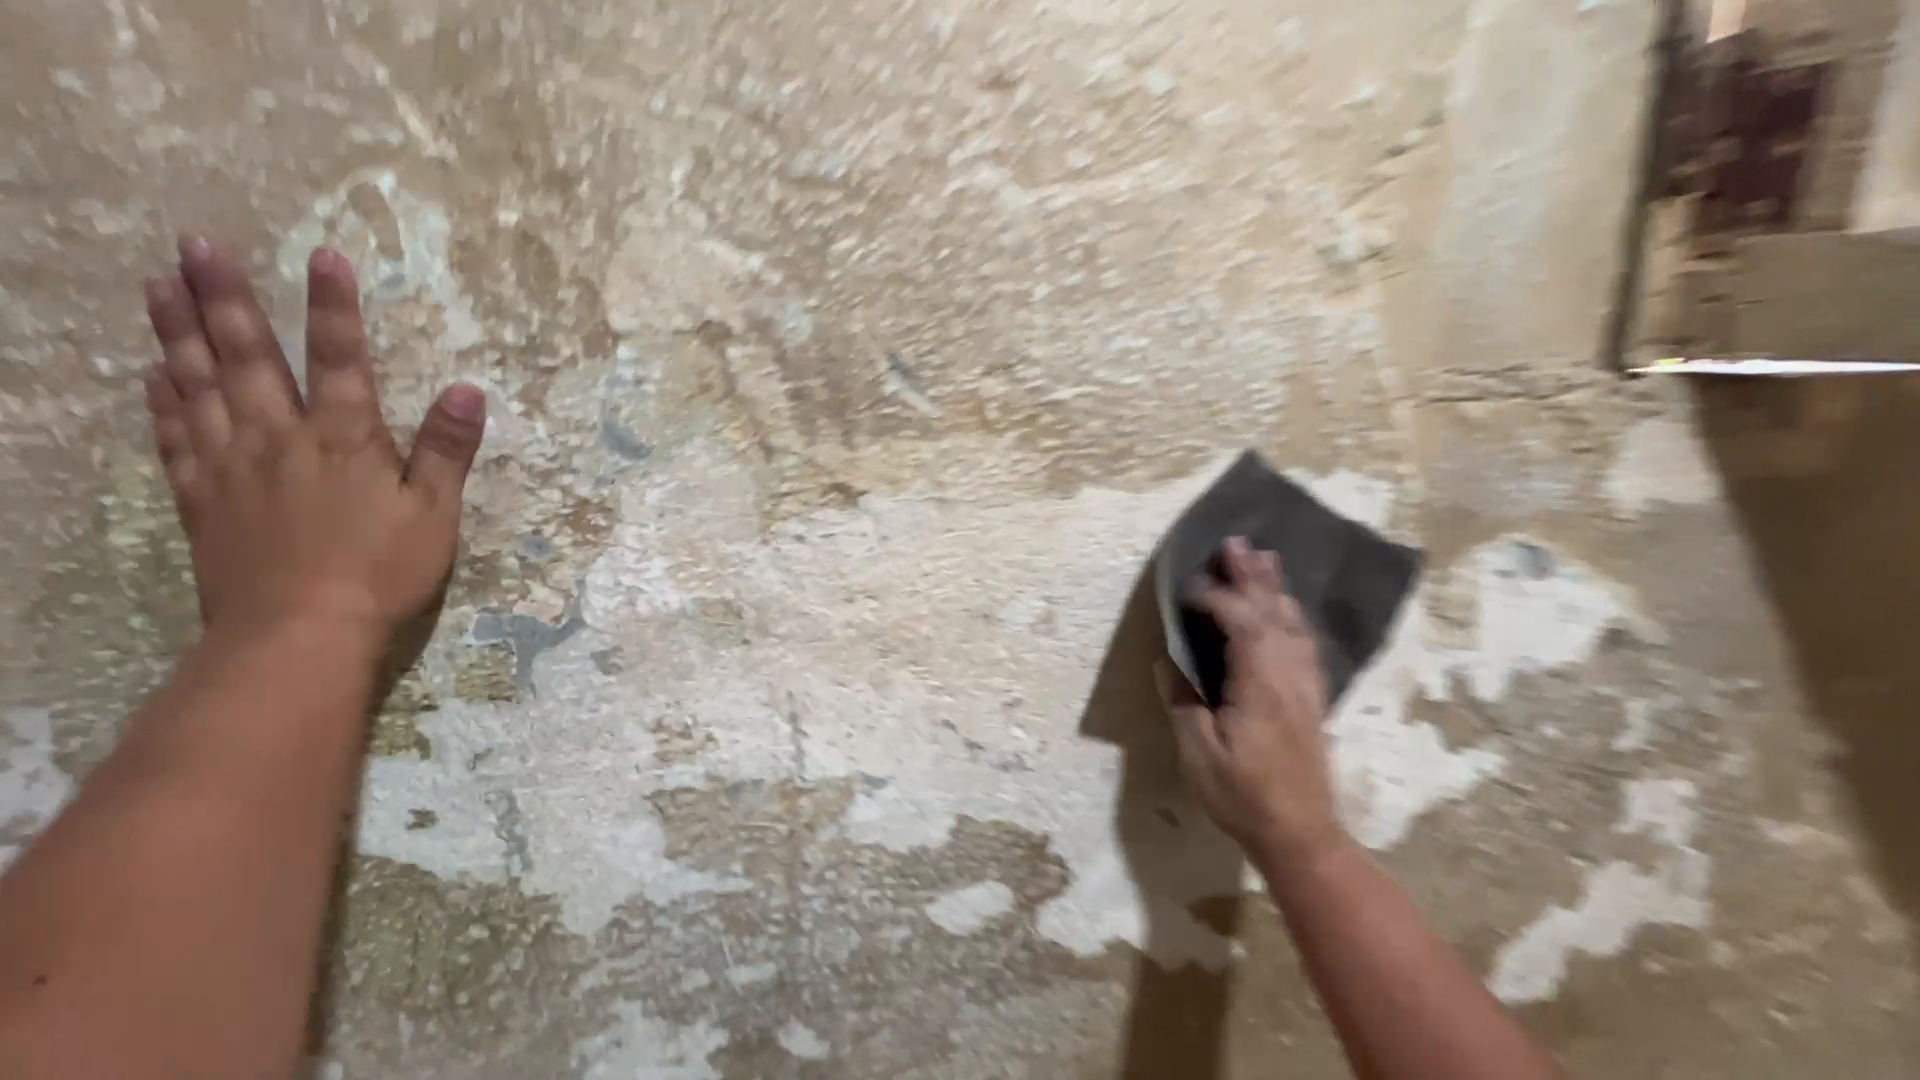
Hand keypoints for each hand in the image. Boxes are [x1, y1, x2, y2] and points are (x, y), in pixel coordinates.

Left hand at [141, 236, 486, 642]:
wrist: (299, 632)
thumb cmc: (382, 572)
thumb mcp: (435, 514)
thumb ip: (447, 450)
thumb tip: (468, 391)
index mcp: (345, 439)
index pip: (340, 359)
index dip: (334, 307)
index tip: (323, 254)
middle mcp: (280, 437)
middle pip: (249, 357)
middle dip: (226, 298)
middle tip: (196, 245)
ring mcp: (232, 465)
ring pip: (200, 385)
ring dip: (179, 332)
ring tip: (159, 285)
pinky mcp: (201, 497)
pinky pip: (174, 436)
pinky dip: (160, 399)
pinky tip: (151, 371)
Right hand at [1158, 537, 1348, 873]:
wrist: (1302, 834)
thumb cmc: (1243, 797)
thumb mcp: (1200, 757)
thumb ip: (1185, 705)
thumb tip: (1169, 663)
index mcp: (1260, 687)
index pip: (1241, 625)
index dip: (1216, 600)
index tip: (1189, 589)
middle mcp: (1288, 678)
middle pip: (1272, 614)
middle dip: (1252, 577)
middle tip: (1236, 542)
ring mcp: (1305, 687)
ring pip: (1293, 625)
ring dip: (1275, 589)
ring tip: (1263, 558)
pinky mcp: (1312, 699)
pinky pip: (1305, 644)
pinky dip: (1292, 617)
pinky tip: (1287, 610)